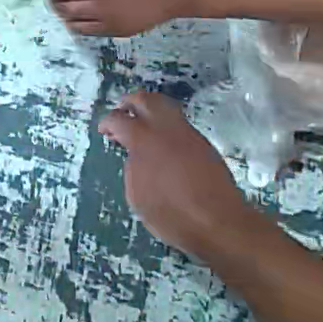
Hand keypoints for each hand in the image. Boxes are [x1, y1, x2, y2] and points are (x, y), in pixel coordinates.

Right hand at [100, 91, 267, 262]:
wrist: (218, 222)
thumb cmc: (171, 215)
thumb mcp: (137, 195)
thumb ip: (133, 166)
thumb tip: (135, 155)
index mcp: (144, 141)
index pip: (119, 119)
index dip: (107, 122)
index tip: (104, 129)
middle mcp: (166, 129)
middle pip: (145, 99)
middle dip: (130, 102)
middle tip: (122, 113)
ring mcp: (188, 133)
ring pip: (166, 106)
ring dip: (150, 110)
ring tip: (143, 125)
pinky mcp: (203, 143)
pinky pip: (180, 123)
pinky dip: (166, 125)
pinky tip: (163, 143)